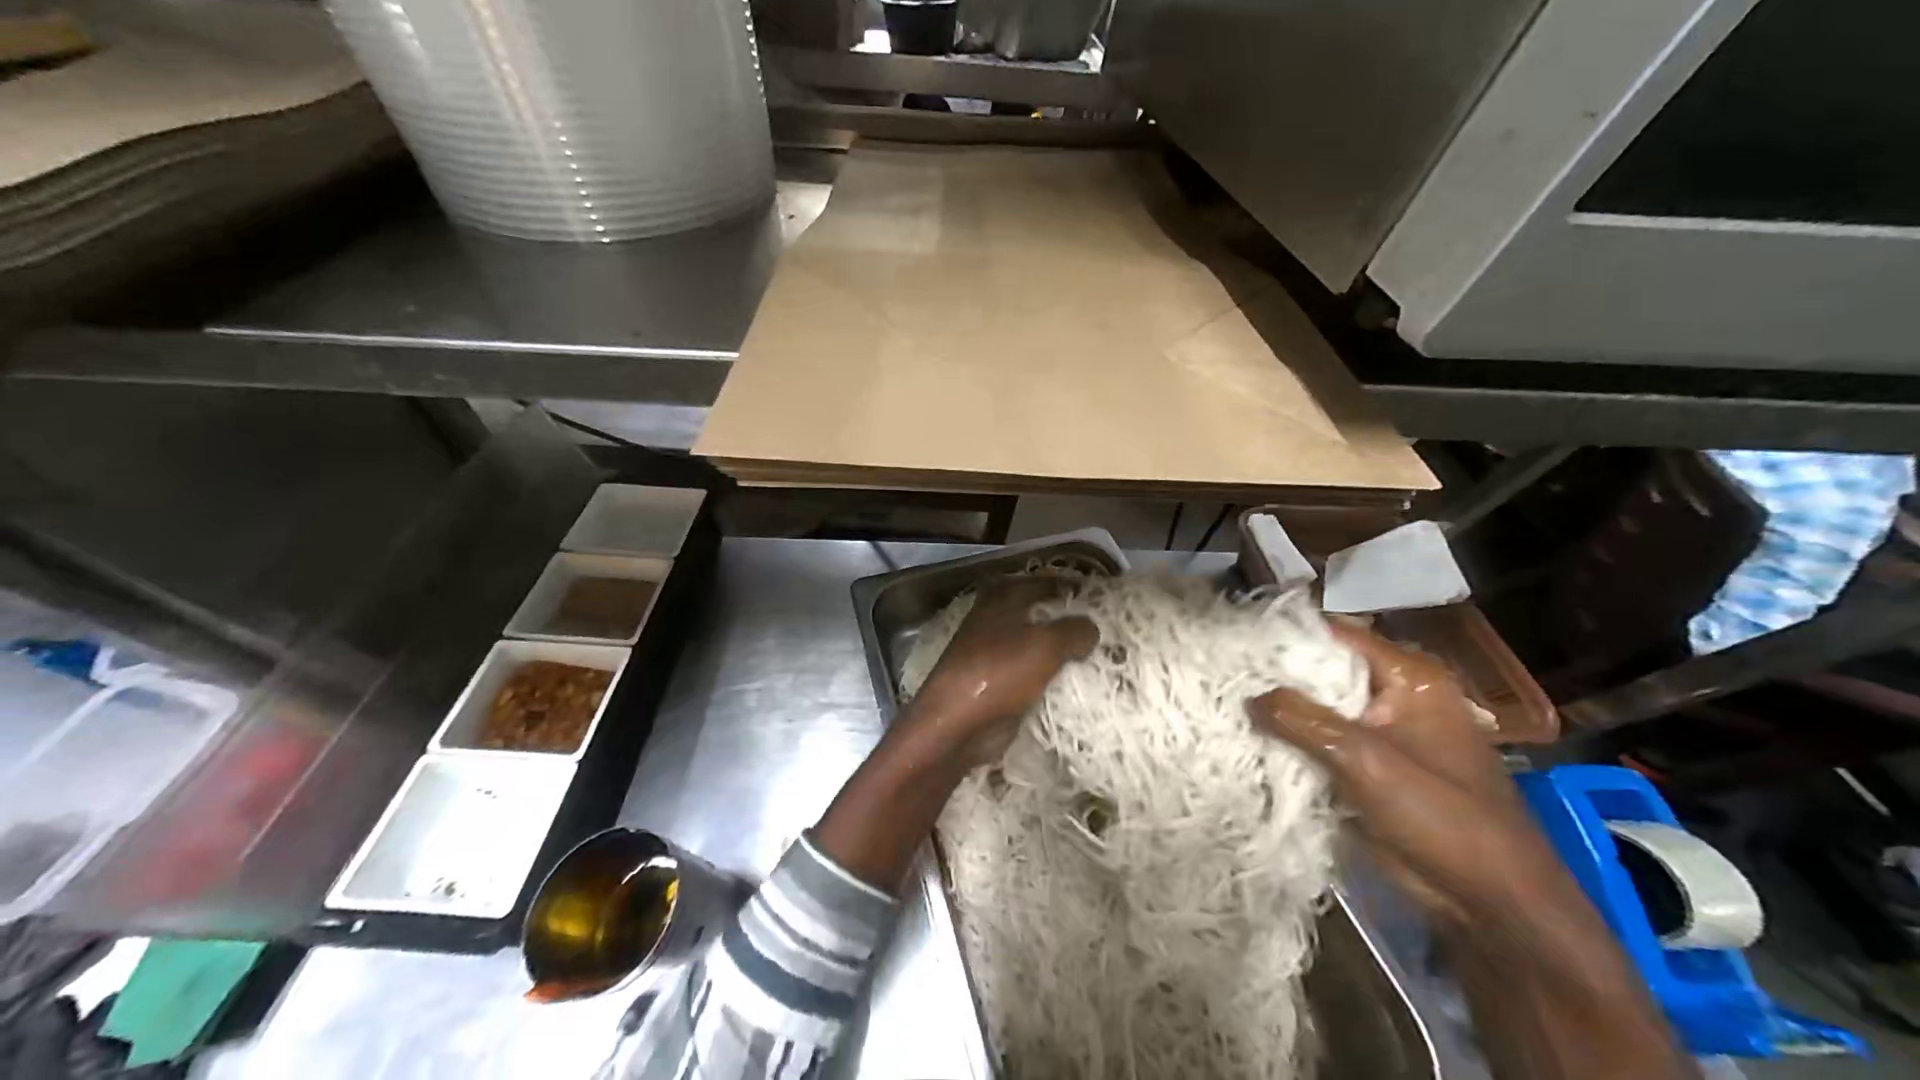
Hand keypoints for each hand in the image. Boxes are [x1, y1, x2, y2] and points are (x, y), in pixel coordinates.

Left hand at [904, 576, 1099, 770]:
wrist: (956, 725)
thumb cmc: (999, 673)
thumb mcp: (1046, 645)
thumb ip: (1074, 630)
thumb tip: (1091, 628)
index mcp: (1000, 600)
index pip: (1036, 582)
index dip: (1062, 582)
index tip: (1089, 591)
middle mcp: (991, 621)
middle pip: (1032, 612)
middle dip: (1061, 617)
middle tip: (1093, 624)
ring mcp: (988, 654)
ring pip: (1030, 643)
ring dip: (1055, 648)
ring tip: (1088, 653)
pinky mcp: (991, 684)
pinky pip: (1026, 673)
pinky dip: (1046, 674)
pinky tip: (1069, 682)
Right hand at [1247, 625, 1561, 926]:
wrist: (1487, 900)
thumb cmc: (1441, 817)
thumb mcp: (1366, 760)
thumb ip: (1303, 720)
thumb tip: (1248, 696)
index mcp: (1409, 679)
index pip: (1339, 637)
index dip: (1288, 635)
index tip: (1238, 640)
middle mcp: (1394, 698)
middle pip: (1324, 672)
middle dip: (1277, 676)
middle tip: (1224, 673)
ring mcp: (1381, 735)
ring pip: (1319, 710)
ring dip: (1281, 713)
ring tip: (1225, 703)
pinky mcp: (1369, 769)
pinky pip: (1321, 744)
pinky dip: (1291, 744)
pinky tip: (1248, 740)